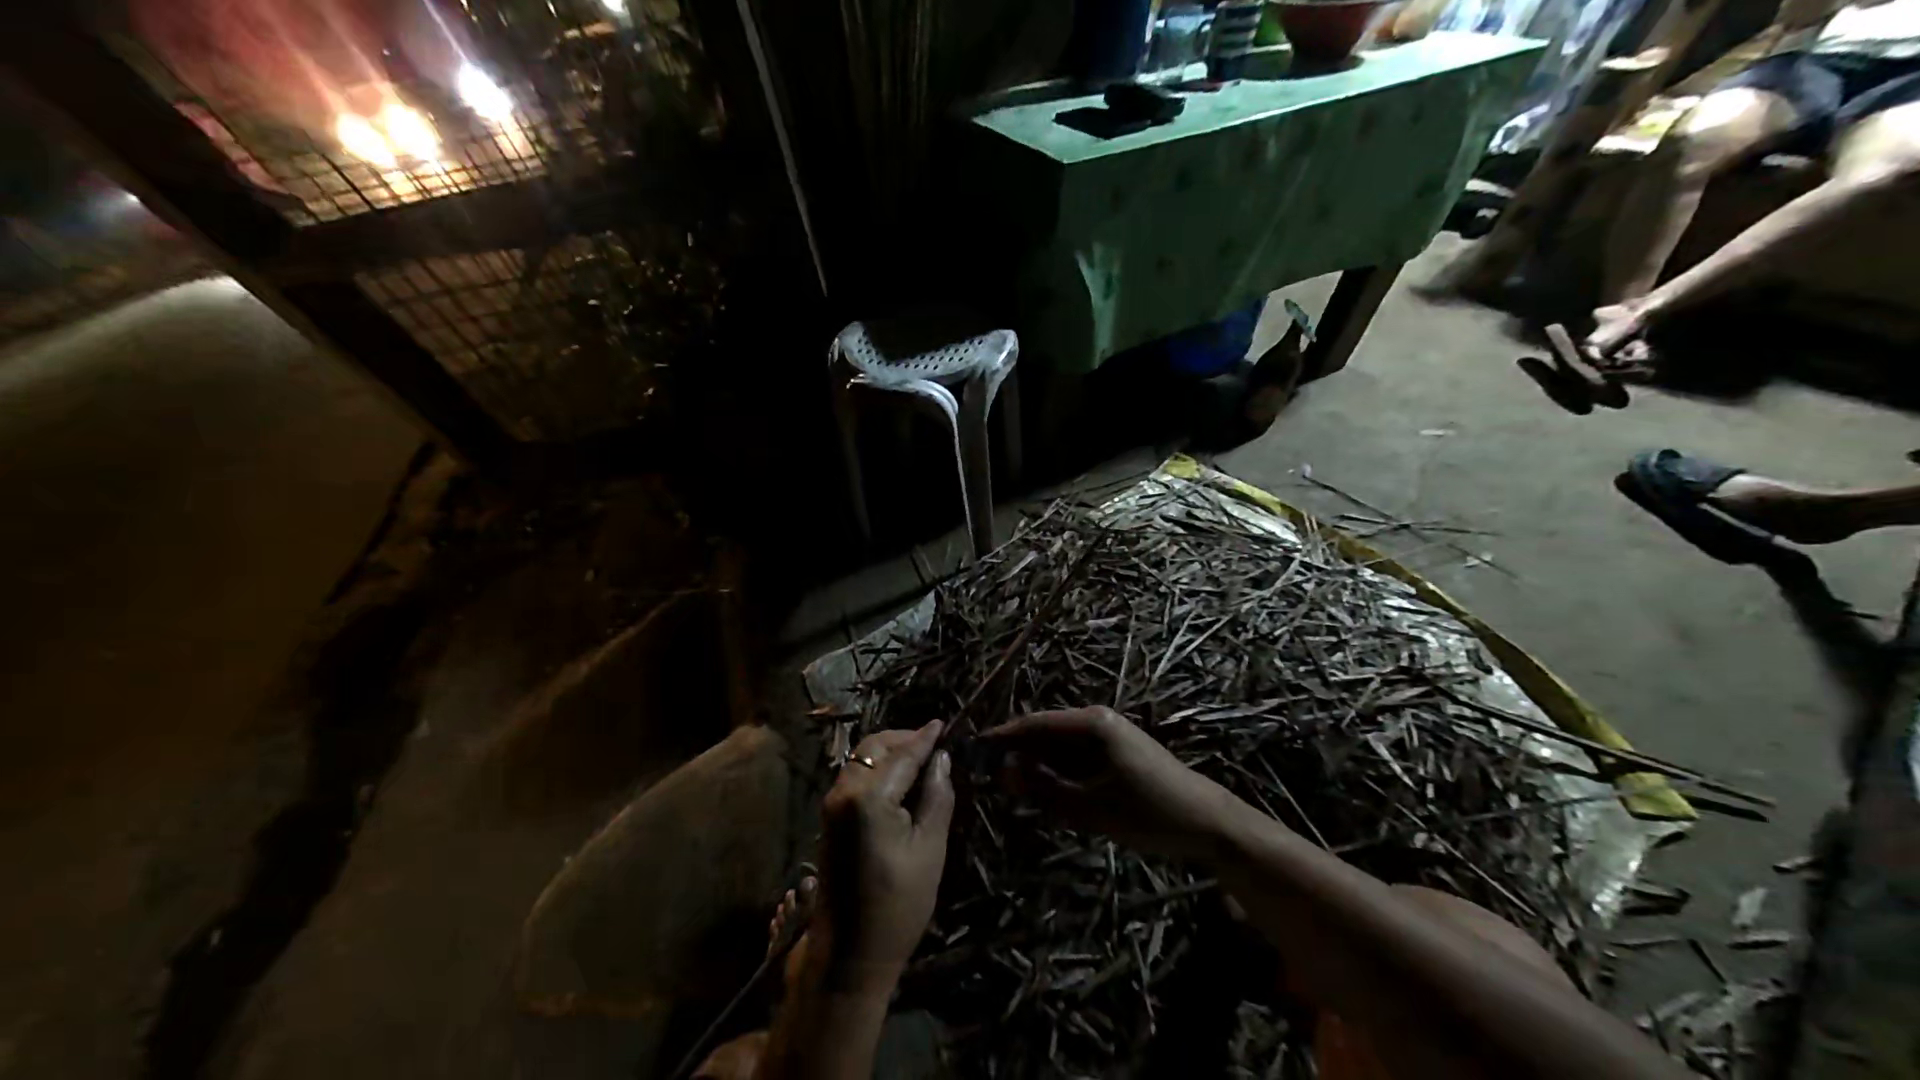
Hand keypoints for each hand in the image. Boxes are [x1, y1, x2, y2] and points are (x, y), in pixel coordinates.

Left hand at [815, 719, 954, 995]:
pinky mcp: (829, 819)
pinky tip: (900, 781)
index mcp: (868, 798)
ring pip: (861, 760)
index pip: (902, 754)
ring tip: (921, 760)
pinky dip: (878, 770)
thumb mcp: (930, 848)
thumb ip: (936, 796)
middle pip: (873, 747)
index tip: (944, 724)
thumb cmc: (898, 905)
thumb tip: (941, 759)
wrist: (849, 955)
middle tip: (934, 744)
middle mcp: (843, 792)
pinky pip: (855, 778)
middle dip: (903, 740)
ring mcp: (831, 805)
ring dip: (890, 754)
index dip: (925, 738)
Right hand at [985, 707, 1238, 859]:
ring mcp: (1109, 738)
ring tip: (1016, 793)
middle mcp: (1097, 722)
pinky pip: (1077, 760)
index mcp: (1091, 723)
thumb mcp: (1090, 807)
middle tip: (994, 783)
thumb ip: (1044, 789)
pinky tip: (1049, 797)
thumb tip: (1005, 772)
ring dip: (1039, 769)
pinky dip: (1059, 776)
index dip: (1003, 738)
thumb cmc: (1148, 812)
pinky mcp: (1117, 755)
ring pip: (1060, 750)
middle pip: (1046, 734)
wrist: (1208, 824)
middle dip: (1020, 757)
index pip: (1034, 724)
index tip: (974, 752)